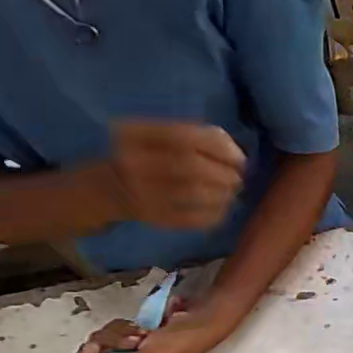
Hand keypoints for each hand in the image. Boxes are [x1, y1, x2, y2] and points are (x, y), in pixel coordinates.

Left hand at [69, 317, 218, 352]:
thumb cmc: (178, 346)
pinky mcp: (135, 333)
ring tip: (141, 334)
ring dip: (120, 334)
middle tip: (129, 340)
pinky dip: (125, 327)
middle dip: (108, 344)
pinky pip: (115, 330)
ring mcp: (131, 349)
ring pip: (104, 341)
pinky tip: (141, 328)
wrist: (198, 321)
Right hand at [109, 121, 246, 230]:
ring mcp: (141, 192)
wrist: (111, 189)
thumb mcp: (163, 136)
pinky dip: (215, 213)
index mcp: (135, 134)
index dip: (219, 148)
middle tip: (238, 179)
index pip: (183, 136)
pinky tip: (221, 207)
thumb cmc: (151, 157)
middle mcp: (133, 162)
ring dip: (223, 193)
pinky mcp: (153, 218)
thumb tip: (237, 156)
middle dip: (225, 173)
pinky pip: (193, 218)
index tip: (240, 159)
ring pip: (193, 193)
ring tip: (231, 192)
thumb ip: (199, 137)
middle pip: (191, 166)